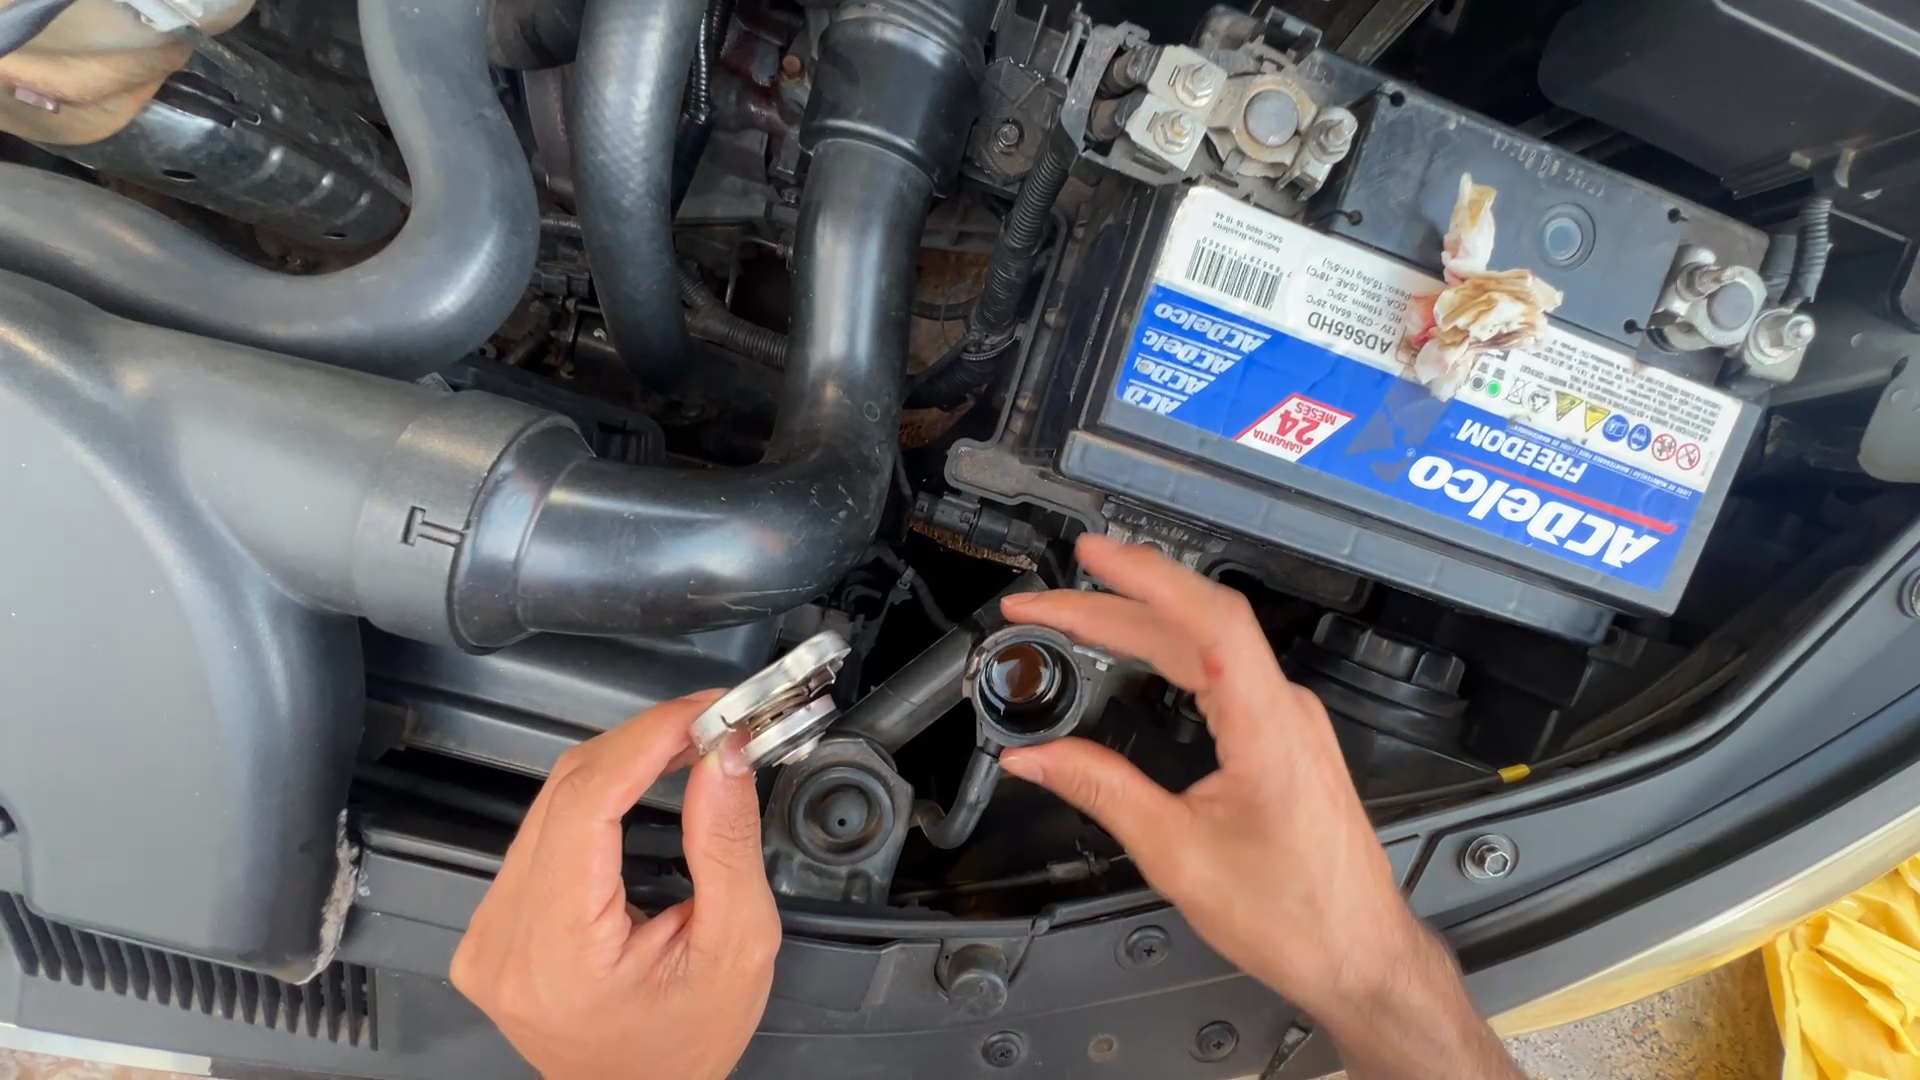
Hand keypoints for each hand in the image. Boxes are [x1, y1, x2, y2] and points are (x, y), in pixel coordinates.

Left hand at [451, 691, 780, 1079]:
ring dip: (631, 752)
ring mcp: (492, 924)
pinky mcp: (503, 913)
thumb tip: (724, 754)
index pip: (587, 802)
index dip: (649, 737)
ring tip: (694, 739)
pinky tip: (654, 772)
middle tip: (714, 719)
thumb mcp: (738, 940)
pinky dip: (610, 781)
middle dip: (648, 736)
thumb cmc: (690, 1040)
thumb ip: (726, 840)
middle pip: (568, 787)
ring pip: (558, 792)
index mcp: (556, 950)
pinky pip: (553, 818)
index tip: (707, 710)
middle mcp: (503, 935)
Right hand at [999, 535, 1518, 1077]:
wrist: (1360, 957)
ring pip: (1197, 642)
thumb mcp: (1176, 854)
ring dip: (1128, 623)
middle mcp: (1281, 705)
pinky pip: (1211, 665)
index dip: (1147, 577)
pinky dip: (1158, 647)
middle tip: (1039, 606)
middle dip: (1106, 607)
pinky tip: (1126, 646)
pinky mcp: (1275, 726)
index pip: (1209, 620)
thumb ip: (1099, 789)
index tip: (1093, 556)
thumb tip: (1032, 757)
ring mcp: (1282, 712)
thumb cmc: (1291, 916)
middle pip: (1187, 625)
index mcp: (1268, 727)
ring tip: (1066, 616)